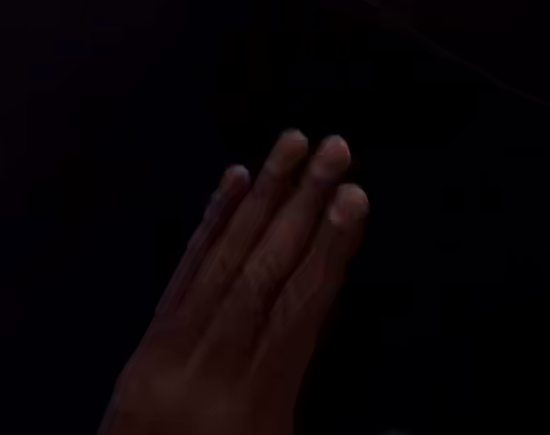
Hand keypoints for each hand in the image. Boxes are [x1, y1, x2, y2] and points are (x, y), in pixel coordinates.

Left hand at [99, 131, 368, 434]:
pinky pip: (183, 270)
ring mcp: (171, 350)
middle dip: (305, 199)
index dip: (331, 246)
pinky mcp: (147, 343)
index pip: (300, 307)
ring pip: (225, 255)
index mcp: (252, 405)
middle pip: (266, 267)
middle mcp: (211, 368)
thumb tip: (403, 428)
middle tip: (334, 148)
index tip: (354, 195)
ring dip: (263, 192)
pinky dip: (211, 220)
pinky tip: (231, 179)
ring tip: (292, 143)